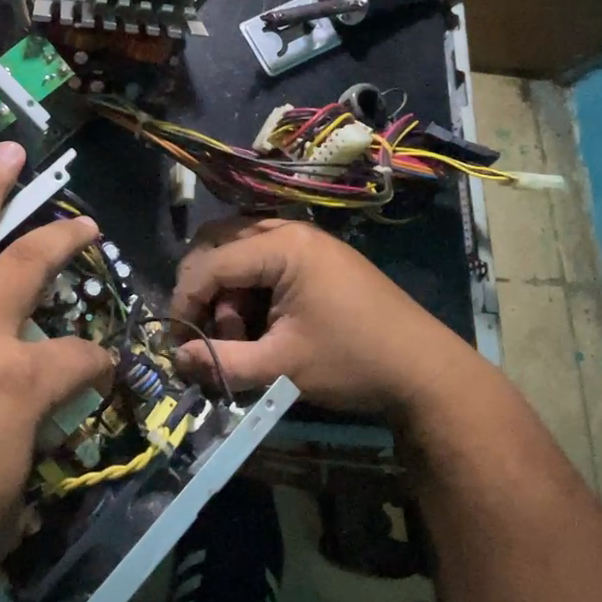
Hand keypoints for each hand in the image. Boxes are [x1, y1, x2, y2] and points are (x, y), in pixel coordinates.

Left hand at [0, 142, 109, 601]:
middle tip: (85, 222)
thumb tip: (17, 429)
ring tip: (9, 151)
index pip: (81, 358)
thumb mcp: (6, 503)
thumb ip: (20, 447)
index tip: (104, 368)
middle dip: (66, 239)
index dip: (100, 363)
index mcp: (22, 380)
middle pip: (34, 265)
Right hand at [169, 219, 479, 413]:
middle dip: (202, 285)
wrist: (426, 371)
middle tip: (203, 329)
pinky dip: (249, 286)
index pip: (211, 262)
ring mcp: (308, 240)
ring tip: (238, 332)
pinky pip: (264, 258)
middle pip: (219, 241)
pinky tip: (259, 323)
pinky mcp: (318, 257)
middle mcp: (292, 230)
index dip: (185, 300)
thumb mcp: (280, 366)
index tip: (176, 340)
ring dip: (226, 286)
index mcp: (283, 246)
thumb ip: (221, 361)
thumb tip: (174, 359)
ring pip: (239, 248)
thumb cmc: (352, 363)